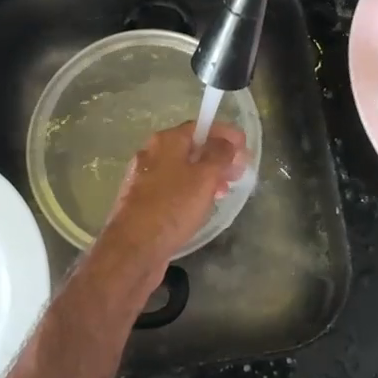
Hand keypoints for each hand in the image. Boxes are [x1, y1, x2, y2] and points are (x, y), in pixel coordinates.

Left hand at [100, 122, 246, 271]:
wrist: (132, 250)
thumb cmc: (172, 208)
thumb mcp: (204, 178)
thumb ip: (220, 155)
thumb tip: (227, 142)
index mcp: (165, 141)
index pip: (200, 126)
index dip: (224, 133)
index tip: (245, 145)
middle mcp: (151, 154)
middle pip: (190, 147)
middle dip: (217, 156)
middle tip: (239, 172)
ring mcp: (144, 179)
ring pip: (182, 170)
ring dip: (206, 176)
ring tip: (224, 191)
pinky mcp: (142, 202)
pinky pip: (173, 189)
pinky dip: (190, 191)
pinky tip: (201, 206)